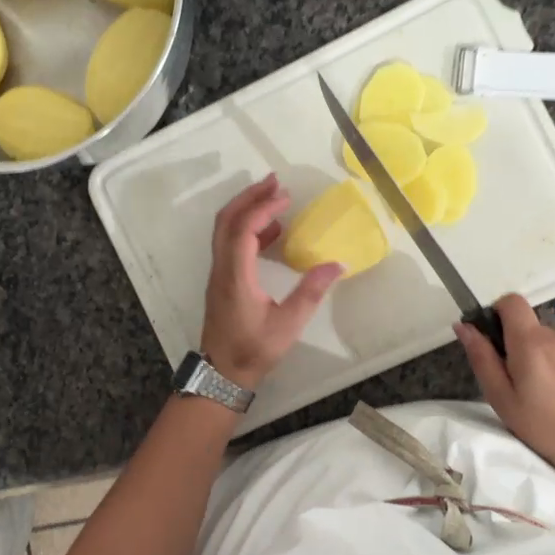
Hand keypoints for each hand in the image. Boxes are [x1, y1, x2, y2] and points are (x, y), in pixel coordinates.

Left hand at [199, 175, 341, 388]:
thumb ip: (311, 292)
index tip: (285, 197)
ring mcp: (218, 273)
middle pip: (226, 220)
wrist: (223, 373)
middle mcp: (221, 268)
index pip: (242, 229)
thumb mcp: (288, 324)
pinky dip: (246, 228)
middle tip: (275, 181)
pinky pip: (228, 243)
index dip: (262, 208)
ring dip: (246, 209)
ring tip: (275, 199)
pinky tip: (272, 232)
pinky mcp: (221, 280)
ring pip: (224, 230)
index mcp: (235, 276)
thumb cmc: (254, 351)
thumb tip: (337, 264)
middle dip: (249, 197)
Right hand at [454, 294, 554, 464]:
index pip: (511, 302)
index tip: (494, 342)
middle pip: (529, 327)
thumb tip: (463, 326)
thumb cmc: (545, 427)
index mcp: (531, 341)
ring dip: (540, 359)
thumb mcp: (501, 398)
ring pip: (549, 343)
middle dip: (518, 347)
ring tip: (545, 396)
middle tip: (517, 385)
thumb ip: (481, 358)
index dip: (497, 313)